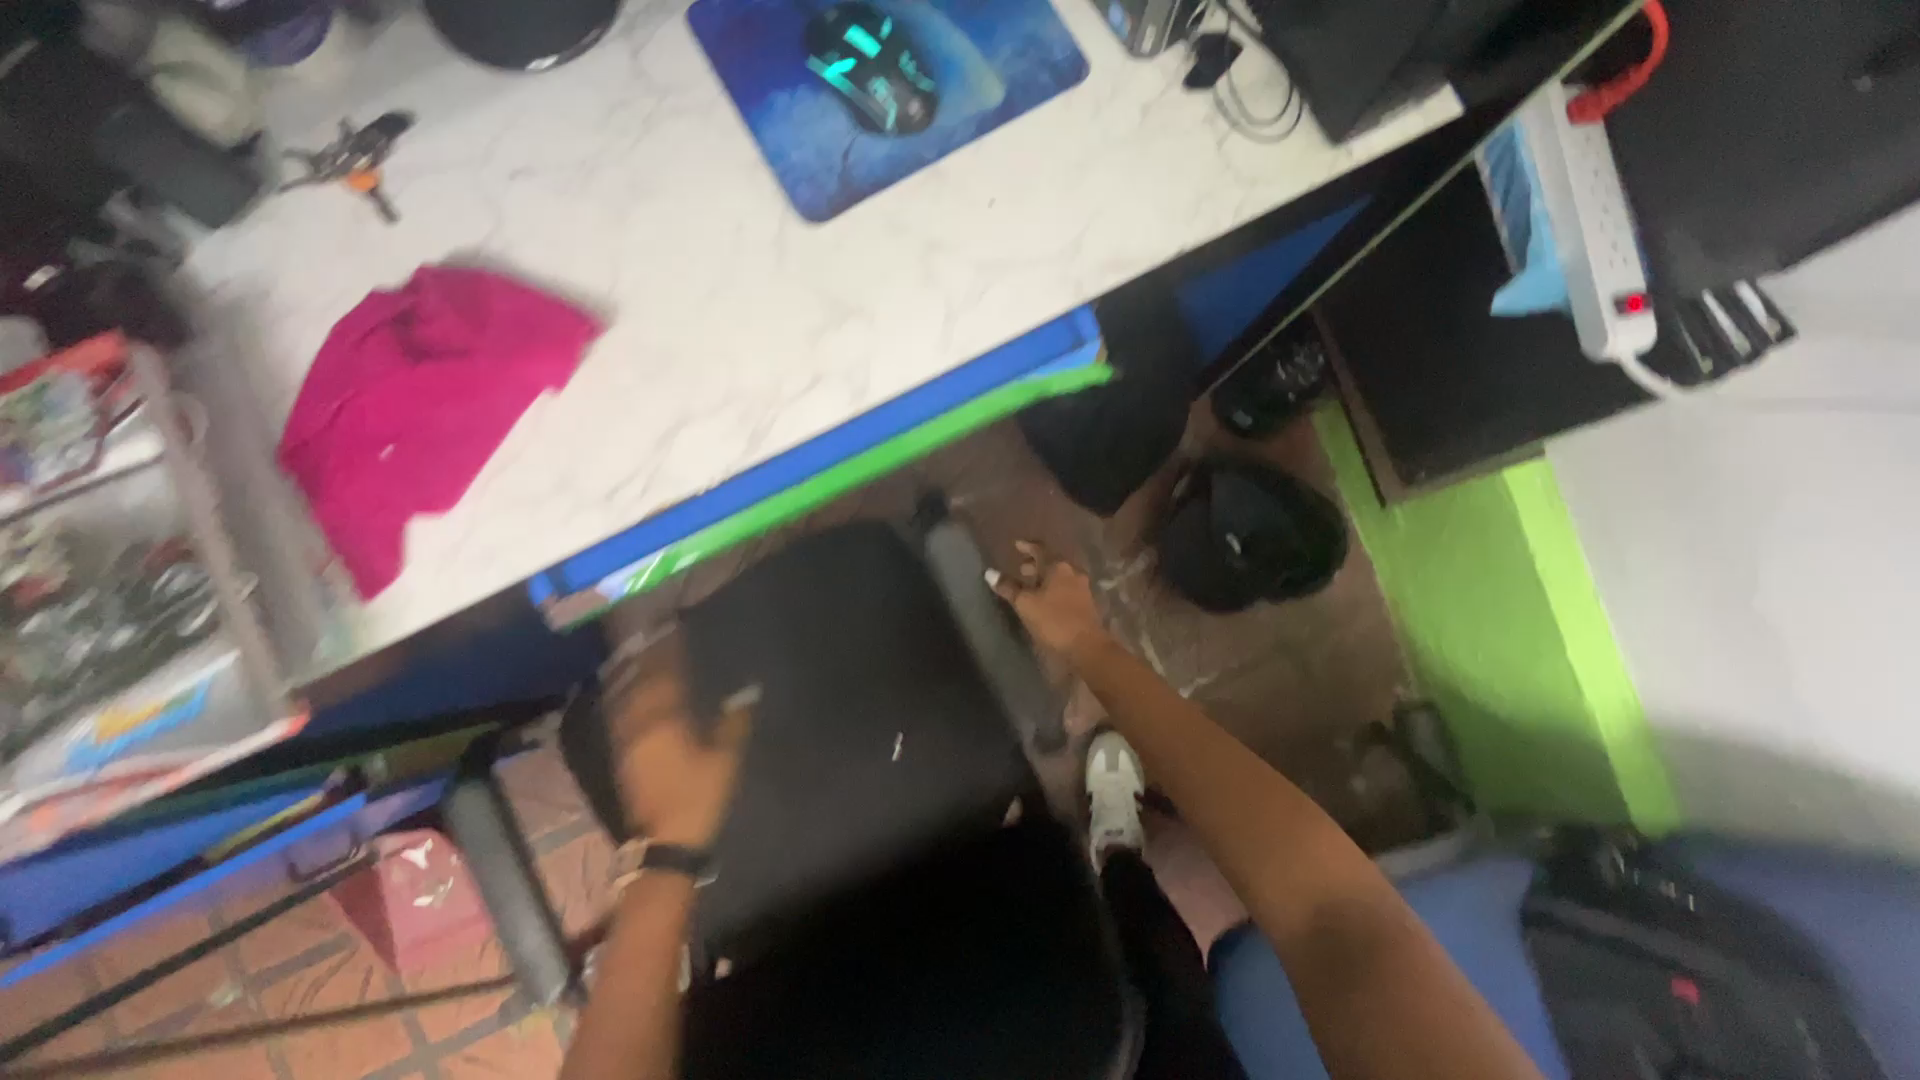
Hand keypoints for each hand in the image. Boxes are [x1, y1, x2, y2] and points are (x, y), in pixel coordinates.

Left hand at [603, 627, 752, 848]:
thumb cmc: (699, 795)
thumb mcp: (725, 758)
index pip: (667, 674)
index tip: (671, 625)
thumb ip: (734, 722)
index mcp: (668, 720)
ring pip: (626, 695)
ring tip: (636, 650)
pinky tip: (626, 687)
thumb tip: (746, 691)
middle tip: (650, 630)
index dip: (669, 649)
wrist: (665, 840)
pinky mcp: (622, 754)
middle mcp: (642, 723)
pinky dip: (624, 694)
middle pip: (641, 680)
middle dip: (646, 654)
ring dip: (631, 671)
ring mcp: (627, 740)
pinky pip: (621, 713)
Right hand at [989, 541, 1109, 664]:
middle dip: (1035, 565)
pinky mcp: (1086, 603)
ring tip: (1030, 586)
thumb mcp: (1025, 604)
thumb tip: (990, 573)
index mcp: (1058, 567)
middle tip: (1021, 569)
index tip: (1016, 545)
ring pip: (1060, 576)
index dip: (1027, 547)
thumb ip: (1008, 587)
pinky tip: (1045, 599)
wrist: (1087, 646)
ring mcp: (1082, 588)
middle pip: (1051, 562)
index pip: (1040, 550)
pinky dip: (1054, 589)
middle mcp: (1072, 572)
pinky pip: (1066, 589)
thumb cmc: (1053, 620)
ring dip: (1045, 578)